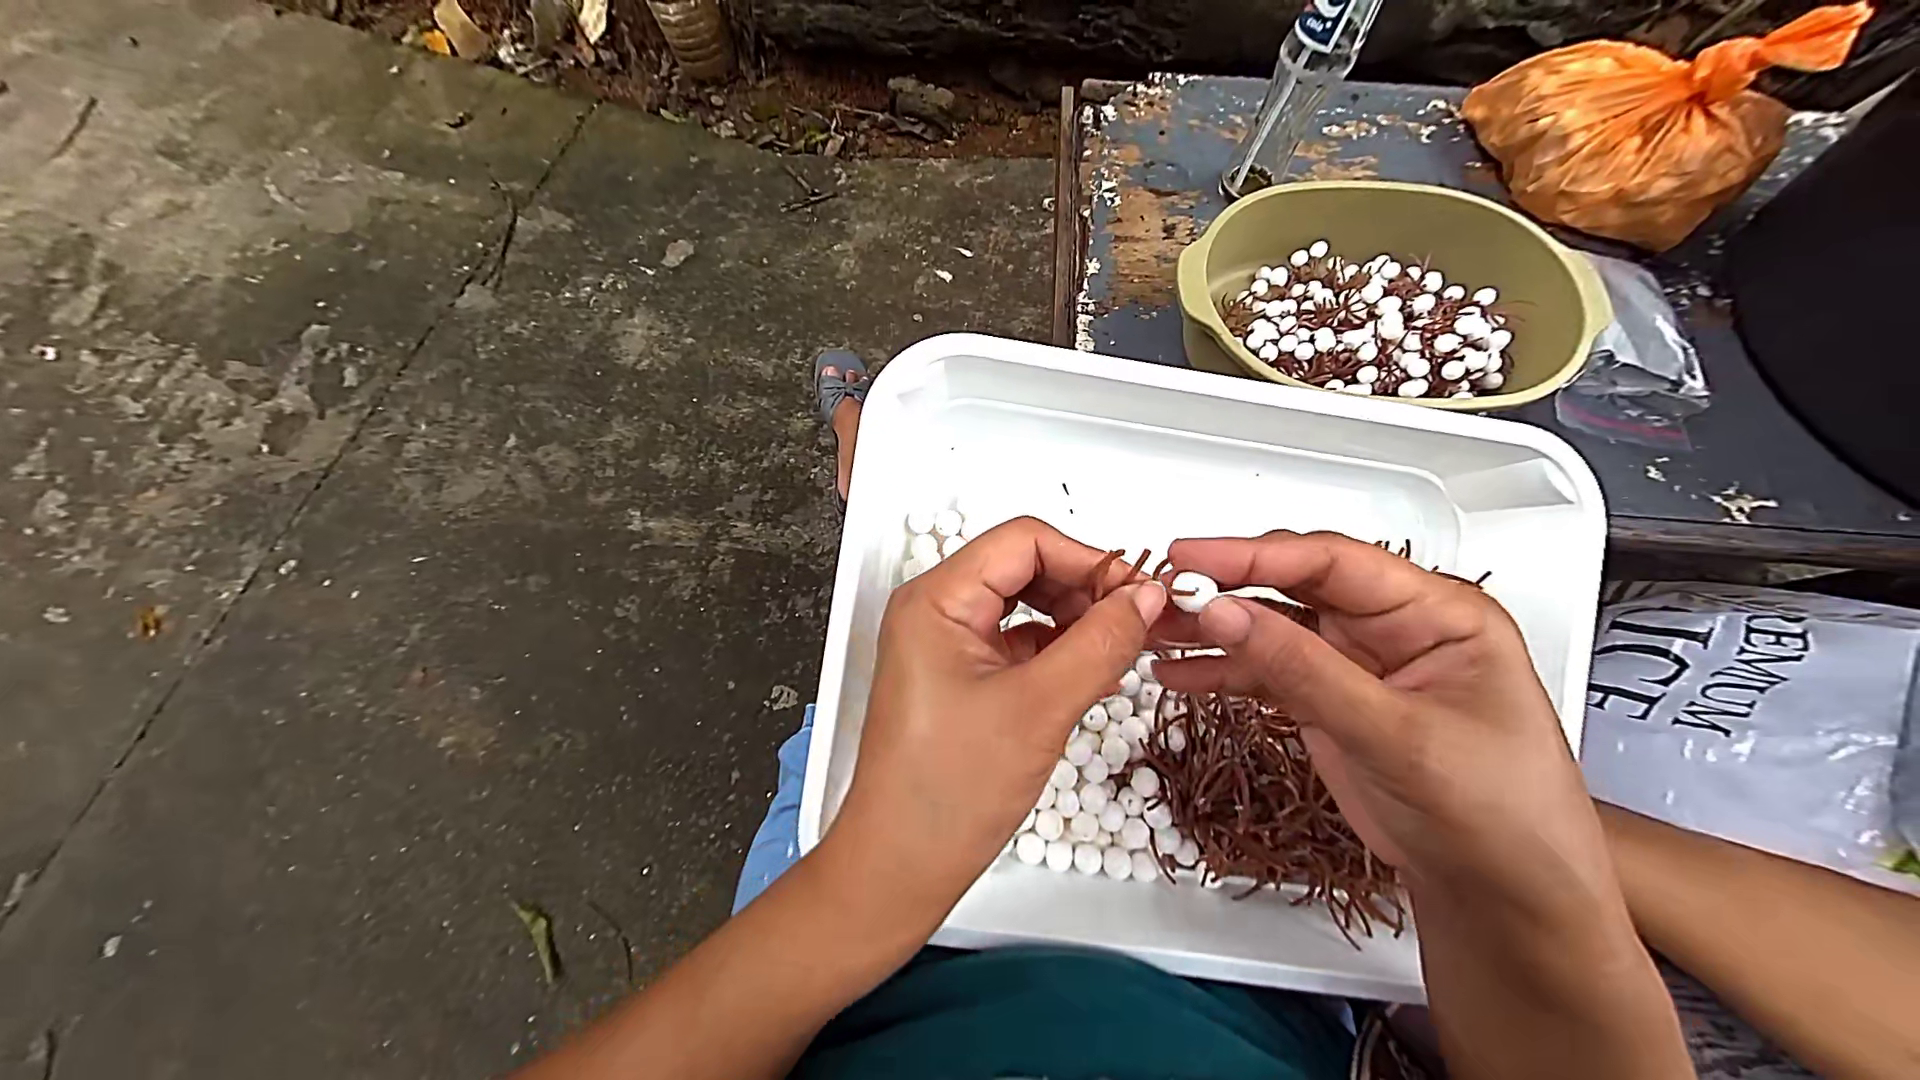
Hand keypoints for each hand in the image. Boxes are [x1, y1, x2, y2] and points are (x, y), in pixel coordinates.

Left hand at [829, 518, 1165, 900]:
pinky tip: (1092, 671)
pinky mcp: (960, 672)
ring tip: (1118, 649)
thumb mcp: (1038, 709)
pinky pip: (1018, 639)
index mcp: (936, 600)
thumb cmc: (943, 794)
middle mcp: (935, 610)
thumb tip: (1143, 598)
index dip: (1087, 559)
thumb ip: (1099, 643)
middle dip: (1084, 589)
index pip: (1024, 541)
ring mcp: (946, 642)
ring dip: (1075, 619)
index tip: (1135, 592)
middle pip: (1025, 566)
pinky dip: (1058, 648)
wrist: (900, 864)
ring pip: (1025, 602)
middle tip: (1136, 621)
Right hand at [1153, 531, 1607, 906]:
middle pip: (1289, 585)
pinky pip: (1259, 669)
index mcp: (1435, 612)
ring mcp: (1350, 660)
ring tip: (1157, 631)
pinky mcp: (1322, 694)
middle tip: (1165, 594)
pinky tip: (1180, 673)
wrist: (1499, 895)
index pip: (1332, 561)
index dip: (1253, 554)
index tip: (1192, 558)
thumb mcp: (1397, 735)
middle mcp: (1388, 625)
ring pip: (1265, 625)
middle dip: (1223, 587)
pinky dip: (1217, 670)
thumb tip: (1226, 613)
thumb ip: (1304, 668)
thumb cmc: (1497, 816)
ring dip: (1209, 628)